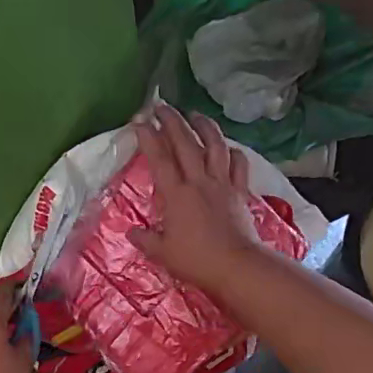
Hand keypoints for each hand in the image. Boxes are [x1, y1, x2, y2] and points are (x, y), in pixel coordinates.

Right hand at [131, 103, 267, 290]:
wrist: (236, 265)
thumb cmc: (197, 260)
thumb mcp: (163, 254)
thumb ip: (145, 240)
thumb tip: (132, 232)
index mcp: (177, 194)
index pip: (159, 159)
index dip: (148, 138)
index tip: (138, 121)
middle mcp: (199, 181)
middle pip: (186, 143)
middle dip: (172, 121)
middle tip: (161, 106)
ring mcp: (223, 184)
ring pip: (215, 146)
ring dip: (204, 126)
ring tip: (195, 114)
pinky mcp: (241, 193)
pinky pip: (239, 166)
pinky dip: (234, 153)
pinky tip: (230, 148)